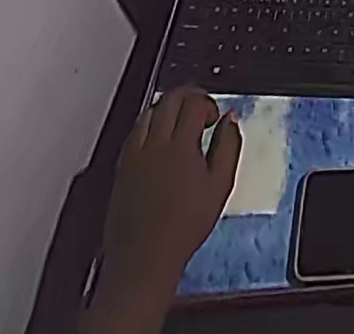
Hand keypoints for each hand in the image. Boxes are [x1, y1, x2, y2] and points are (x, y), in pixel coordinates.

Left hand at [99, 86, 241, 297]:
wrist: (145, 258)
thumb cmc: (183, 228)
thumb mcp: (220, 187)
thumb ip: (229, 146)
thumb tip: (231, 120)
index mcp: (181, 146)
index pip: (193, 103)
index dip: (208, 102)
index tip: (214, 115)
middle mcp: (155, 143)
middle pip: (170, 99)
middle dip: (189, 96)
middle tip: (201, 108)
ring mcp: (135, 152)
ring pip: (151, 109)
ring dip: (168, 107)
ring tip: (181, 121)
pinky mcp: (122, 164)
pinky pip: (135, 129)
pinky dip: (150, 122)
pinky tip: (159, 136)